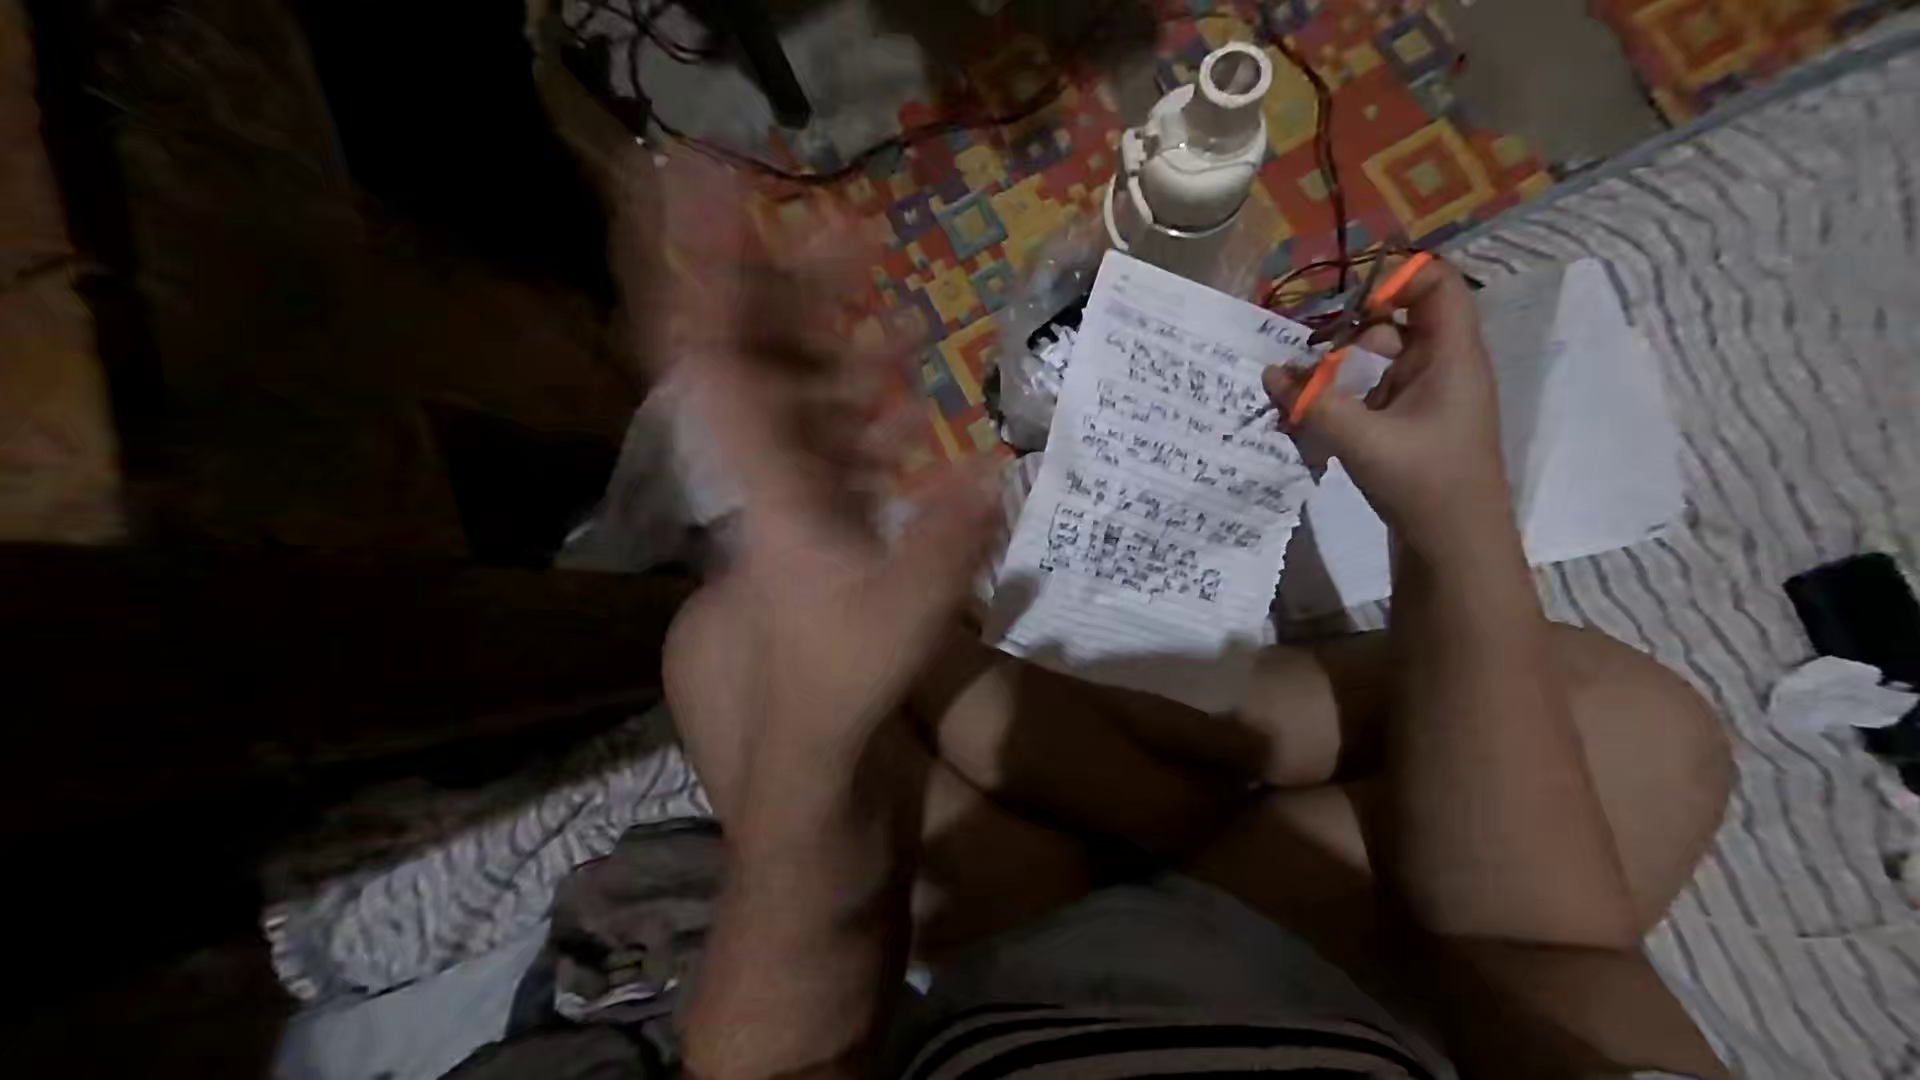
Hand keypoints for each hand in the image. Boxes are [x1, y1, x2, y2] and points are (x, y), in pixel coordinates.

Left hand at [661, 170, 998, 760]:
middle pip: (755, 373)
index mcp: (758, 498)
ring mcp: (780, 508)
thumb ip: (946, 546)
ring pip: (793, 412)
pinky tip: (893, 403)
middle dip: (791, 298)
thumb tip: (997, 468)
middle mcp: (756, 488)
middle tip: (837, 239)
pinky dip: (853, 421)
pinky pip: (822, 456)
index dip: (701, 280)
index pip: (712, 372)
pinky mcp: (806, 532)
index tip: (703, 197)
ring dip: (830, 357)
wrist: (805, 762)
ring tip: (878, 310)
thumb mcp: (896, 619)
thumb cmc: (833, 694)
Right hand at [1262, 256, 1510, 552]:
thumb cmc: (1423, 481)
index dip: (1391, 281)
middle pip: (1394, 324)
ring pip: (1374, 363)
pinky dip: (1337, 399)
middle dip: (1343, 335)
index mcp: (1449, 357)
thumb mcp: (1362, 439)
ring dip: (1333, 372)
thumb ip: (1313, 404)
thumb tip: (1270, 373)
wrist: (1453, 542)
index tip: (1339, 307)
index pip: (1434, 286)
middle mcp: (1439, 367)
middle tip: (1300, 355)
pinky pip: (1368, 394)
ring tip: (1293, 393)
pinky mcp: (1405, 423)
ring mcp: (1422, 397)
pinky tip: (1305, 419)